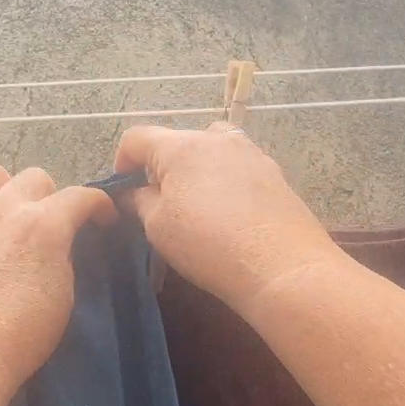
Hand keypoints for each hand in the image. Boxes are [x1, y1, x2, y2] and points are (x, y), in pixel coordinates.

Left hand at [0, 163, 116, 402]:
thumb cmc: (18, 336)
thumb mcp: (63, 295)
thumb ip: (62, 257)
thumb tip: (58, 244)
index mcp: (42, 223)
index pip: (81, 196)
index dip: (99, 205)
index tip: (103, 220)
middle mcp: (3, 207)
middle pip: (35, 178)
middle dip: (50, 197)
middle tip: (50, 227)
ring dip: (7, 189)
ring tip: (8, 218)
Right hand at [114, 122, 341, 313]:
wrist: (282, 267)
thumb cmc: (209, 245)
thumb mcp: (158, 226)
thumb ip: (138, 201)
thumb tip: (133, 192)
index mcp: (181, 146)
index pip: (136, 137)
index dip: (122, 162)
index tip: (125, 192)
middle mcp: (216, 138)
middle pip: (175, 142)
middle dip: (160, 168)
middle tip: (160, 206)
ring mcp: (249, 152)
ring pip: (208, 151)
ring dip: (193, 171)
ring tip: (196, 208)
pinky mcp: (273, 172)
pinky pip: (234, 167)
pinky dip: (221, 182)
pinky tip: (227, 215)